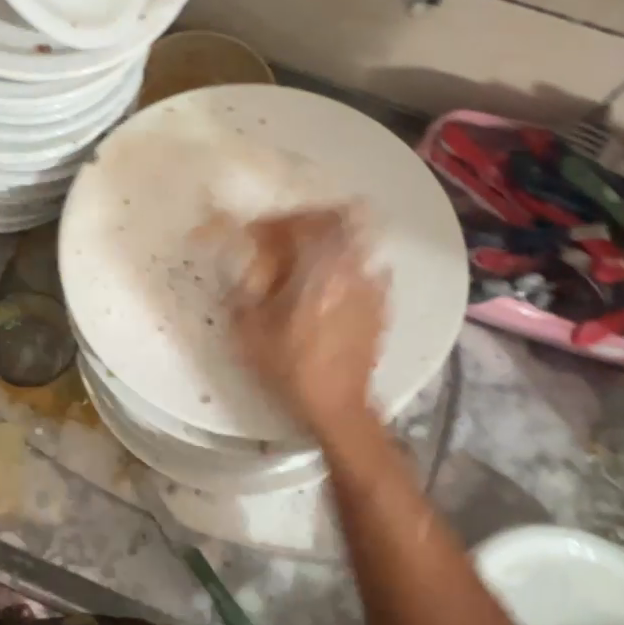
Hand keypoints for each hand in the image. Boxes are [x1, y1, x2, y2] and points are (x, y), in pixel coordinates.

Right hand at [228, 208, 386, 436]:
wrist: (337, 405)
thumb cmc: (290, 367)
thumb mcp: (249, 331)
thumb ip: (242, 292)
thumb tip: (243, 270)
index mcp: (318, 267)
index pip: (299, 222)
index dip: (272, 223)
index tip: (253, 234)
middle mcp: (352, 266)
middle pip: (336, 219)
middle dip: (306, 222)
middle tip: (283, 238)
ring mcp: (372, 284)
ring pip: (354, 242)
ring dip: (327, 243)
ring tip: (305, 262)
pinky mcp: (381, 304)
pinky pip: (364, 269)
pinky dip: (344, 268)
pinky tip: (328, 288)